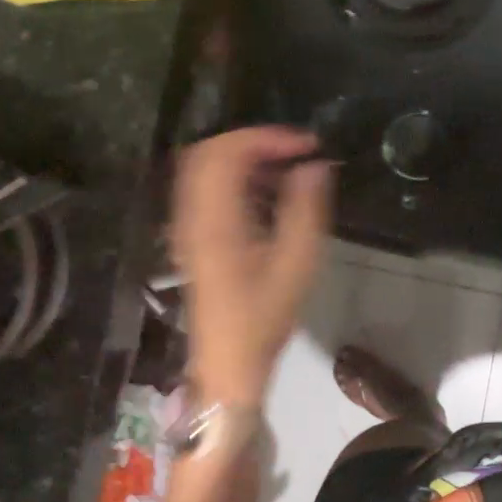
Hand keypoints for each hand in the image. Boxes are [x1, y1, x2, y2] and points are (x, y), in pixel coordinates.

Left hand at [172, 126, 334, 407]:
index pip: (228, 153)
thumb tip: (315, 166)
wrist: (227, 363)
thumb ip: (306, 209)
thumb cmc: (263, 318)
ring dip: (243, 158)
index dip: (268, 138)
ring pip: (205, 168)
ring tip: (286, 169)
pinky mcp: (192, 236)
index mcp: (215, 220)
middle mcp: (192, 215)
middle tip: (295, 151)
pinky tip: (267, 193)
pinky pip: (205, 188)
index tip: (307, 145)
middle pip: (210, 152)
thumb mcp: (297, 264)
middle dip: (254, 141)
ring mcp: (187, 225)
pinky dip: (234, 177)